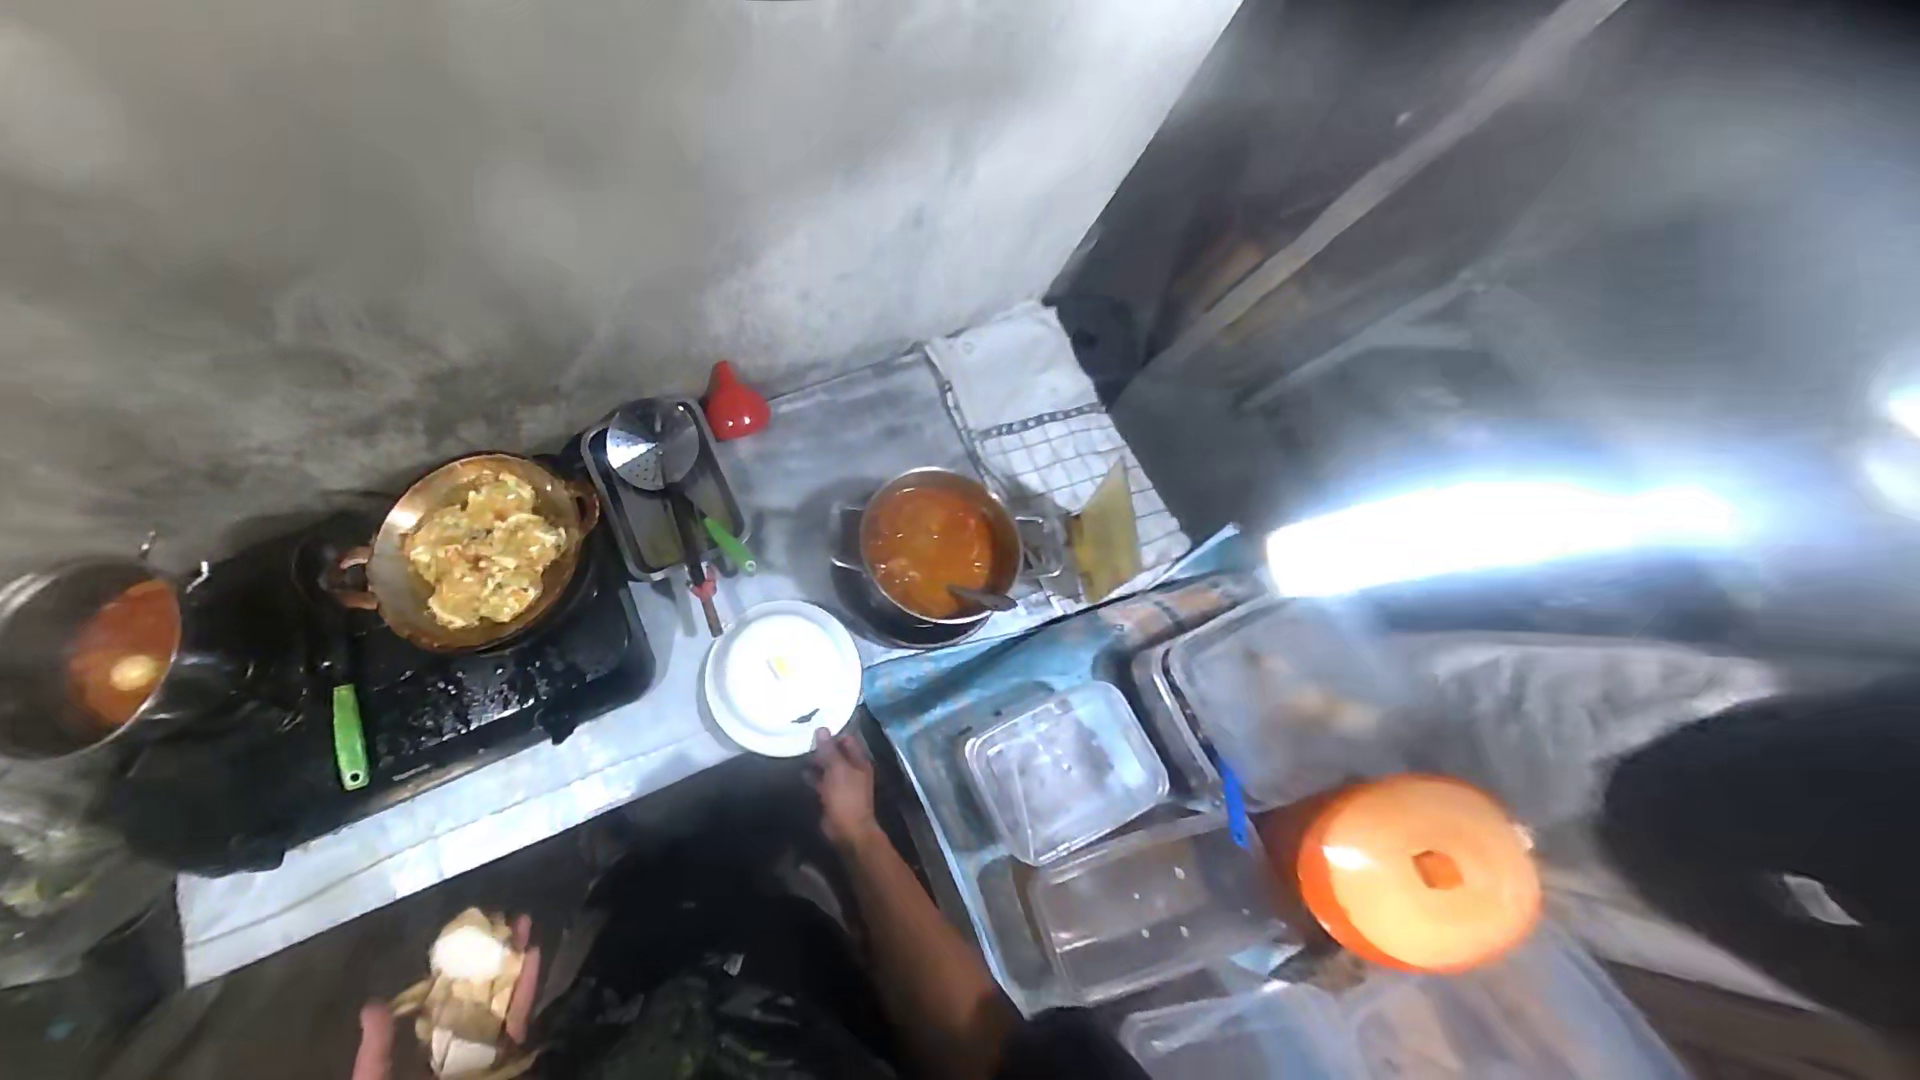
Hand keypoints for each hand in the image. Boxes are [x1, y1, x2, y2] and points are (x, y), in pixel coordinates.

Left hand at [351, 914, 541, 1079]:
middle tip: (507, 920)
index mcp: (426, 1055)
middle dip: (496, 957)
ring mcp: (490, 1051)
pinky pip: (521, 1017)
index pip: (443, 1005)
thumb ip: (375, 1056)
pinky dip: (529, 986)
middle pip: (482, 993)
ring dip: (517, 960)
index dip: (457, 970)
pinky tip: (534, 955)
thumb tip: (373, 1004)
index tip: (468, 938)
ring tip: (526, 924)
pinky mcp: (512, 1057)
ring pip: (506, 997)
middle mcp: (461, 1047)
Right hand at [809, 728, 878, 851]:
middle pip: (837, 753)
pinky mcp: (832, 796)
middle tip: (803, 740)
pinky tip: (802, 773)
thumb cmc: (846, 797)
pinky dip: (813, 777)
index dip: (833, 734)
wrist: (848, 831)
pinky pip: (822, 782)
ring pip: (828, 767)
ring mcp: (842, 784)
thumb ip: (829, 750)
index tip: (815, 728)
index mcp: (859, 761)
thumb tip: (821, 729)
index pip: (847, 740)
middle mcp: (852, 770)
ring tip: (799, 753)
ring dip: (816, 762)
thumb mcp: (837, 770)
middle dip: (822, 748)